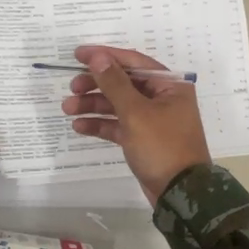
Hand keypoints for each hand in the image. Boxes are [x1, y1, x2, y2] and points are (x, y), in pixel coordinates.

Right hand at [62, 45, 212, 204]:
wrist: (180, 193)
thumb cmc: (162, 146)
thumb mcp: (136, 113)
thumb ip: (115, 83)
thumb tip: (97, 56)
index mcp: (169, 85)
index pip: (132, 62)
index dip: (104, 56)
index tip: (76, 55)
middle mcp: (162, 97)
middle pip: (123, 83)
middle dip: (95, 84)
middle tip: (71, 88)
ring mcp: (151, 119)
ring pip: (117, 104)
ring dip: (93, 105)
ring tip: (67, 109)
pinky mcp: (142, 138)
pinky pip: (118, 125)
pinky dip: (100, 124)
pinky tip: (79, 127)